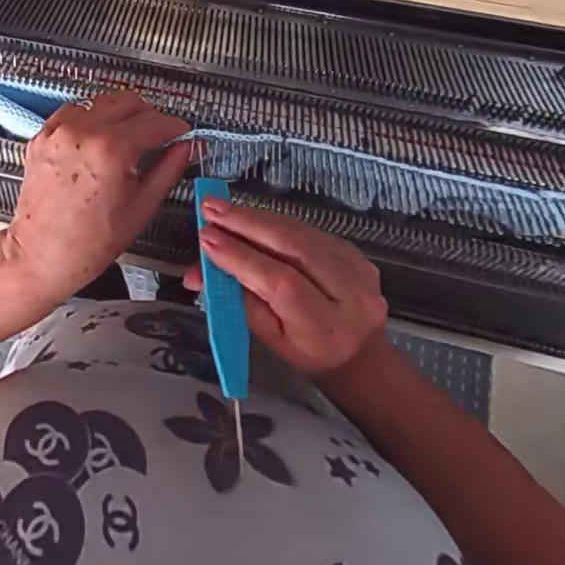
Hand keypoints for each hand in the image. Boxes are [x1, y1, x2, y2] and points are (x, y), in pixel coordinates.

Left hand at [0, 91, 192, 317]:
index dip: (175, 127)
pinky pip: (75, 111)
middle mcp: (82, 132)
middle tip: (158, 137)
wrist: (41, 256)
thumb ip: (168, 169)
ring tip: (128, 140)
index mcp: (111, 150)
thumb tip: (186, 147)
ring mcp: (59, 131)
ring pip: (102, 101)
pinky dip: (92, 119)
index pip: (155, 121)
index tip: (182, 133)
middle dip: (150, 116)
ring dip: (121, 114)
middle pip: (130, 101)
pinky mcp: (43, 136)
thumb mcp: (141, 207)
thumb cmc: (88, 242)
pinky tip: (99, 140)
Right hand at [186, 199, 388, 377]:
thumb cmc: (308, 354)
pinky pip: (309, 230)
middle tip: (210, 209)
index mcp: (325, 328)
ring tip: (222, 209)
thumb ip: (241, 300)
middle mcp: (350, 295)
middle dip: (246, 224)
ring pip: (300, 232)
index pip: (281, 283)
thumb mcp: (271, 339)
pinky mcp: (356, 252)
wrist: (361, 355)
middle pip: (294, 247)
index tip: (206, 238)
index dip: (241, 257)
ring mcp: (358, 269)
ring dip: (257, 217)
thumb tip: (202, 268)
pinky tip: (250, 217)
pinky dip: (275, 222)